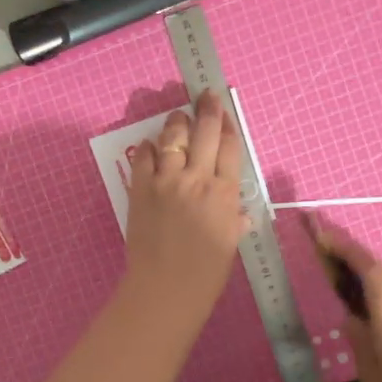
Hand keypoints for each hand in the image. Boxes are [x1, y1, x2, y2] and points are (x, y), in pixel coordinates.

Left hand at [121, 90, 248, 322]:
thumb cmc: (205, 274)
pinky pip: (143, 158)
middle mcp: (198, 179)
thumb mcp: (230, 245)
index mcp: (225, 194)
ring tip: (177, 115)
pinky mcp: (141, 189)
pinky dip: (146, 148)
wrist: (166, 287)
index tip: (225, 111)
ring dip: (176, 123)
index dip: (228, 125)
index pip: (230, 148)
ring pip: (172, 138)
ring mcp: (167, 181)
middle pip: (204, 133)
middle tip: (205, 94)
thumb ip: (233, 222)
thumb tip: (240, 213)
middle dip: (206, 109)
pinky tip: (148, 144)